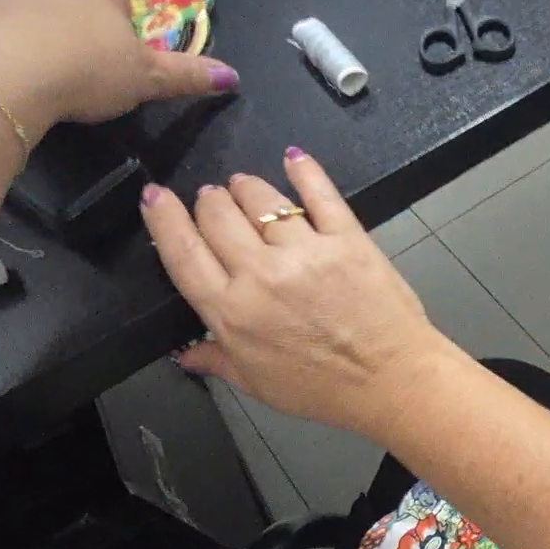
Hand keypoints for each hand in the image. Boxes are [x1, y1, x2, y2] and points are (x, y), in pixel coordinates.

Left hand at [0, 0, 237, 143]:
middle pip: (75, 5)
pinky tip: (14, 82)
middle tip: (89, 75)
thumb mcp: (147, 79)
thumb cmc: (87, 71)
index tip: (125, 57)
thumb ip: (187, 76)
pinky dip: (7, 51)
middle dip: (82, 33)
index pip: (119, 0)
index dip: (125, 27)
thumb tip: (233, 77)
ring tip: (49, 82)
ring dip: (42, 41)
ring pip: (34, 17)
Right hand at [141, 149, 459, 436]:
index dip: (164, 217)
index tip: (155, 196)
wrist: (393, 380)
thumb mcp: (259, 385)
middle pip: (217, 215)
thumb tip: (185, 352)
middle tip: (214, 201)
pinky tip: (293, 158)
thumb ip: (219, 360)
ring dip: (247, 187)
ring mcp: (305, 251)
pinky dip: (304, 171)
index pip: (182, 251)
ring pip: (262, 199)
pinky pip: (320, 194)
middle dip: (209, 202)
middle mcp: (260, 274)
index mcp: (230, 311)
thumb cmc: (324, 390)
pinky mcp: (347, 239)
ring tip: (244, 185)